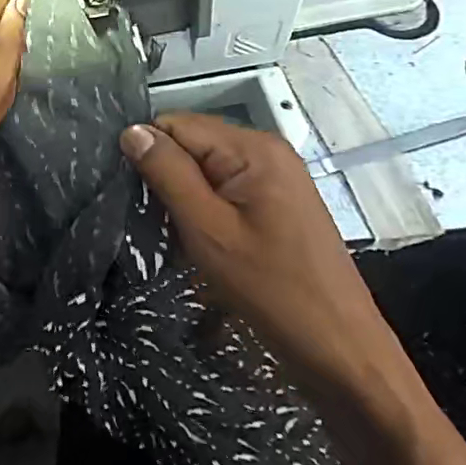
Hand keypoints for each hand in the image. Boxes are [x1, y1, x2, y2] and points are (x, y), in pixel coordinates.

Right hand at [120, 114, 392, 386]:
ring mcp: (277, 173)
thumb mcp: (208, 229)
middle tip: (149, 218)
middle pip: (194, 142)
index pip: (177, 123)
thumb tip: (132, 130)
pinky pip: (229, 186)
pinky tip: (201, 237)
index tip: (129, 192)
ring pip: (209, 166)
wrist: (336, 341)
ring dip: (185, 194)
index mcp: (253, 147)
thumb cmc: (270, 288)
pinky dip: (207, 206)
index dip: (148, 152)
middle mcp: (268, 148)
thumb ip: (168, 174)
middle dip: (166, 174)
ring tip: (172, 231)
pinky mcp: (279, 199)